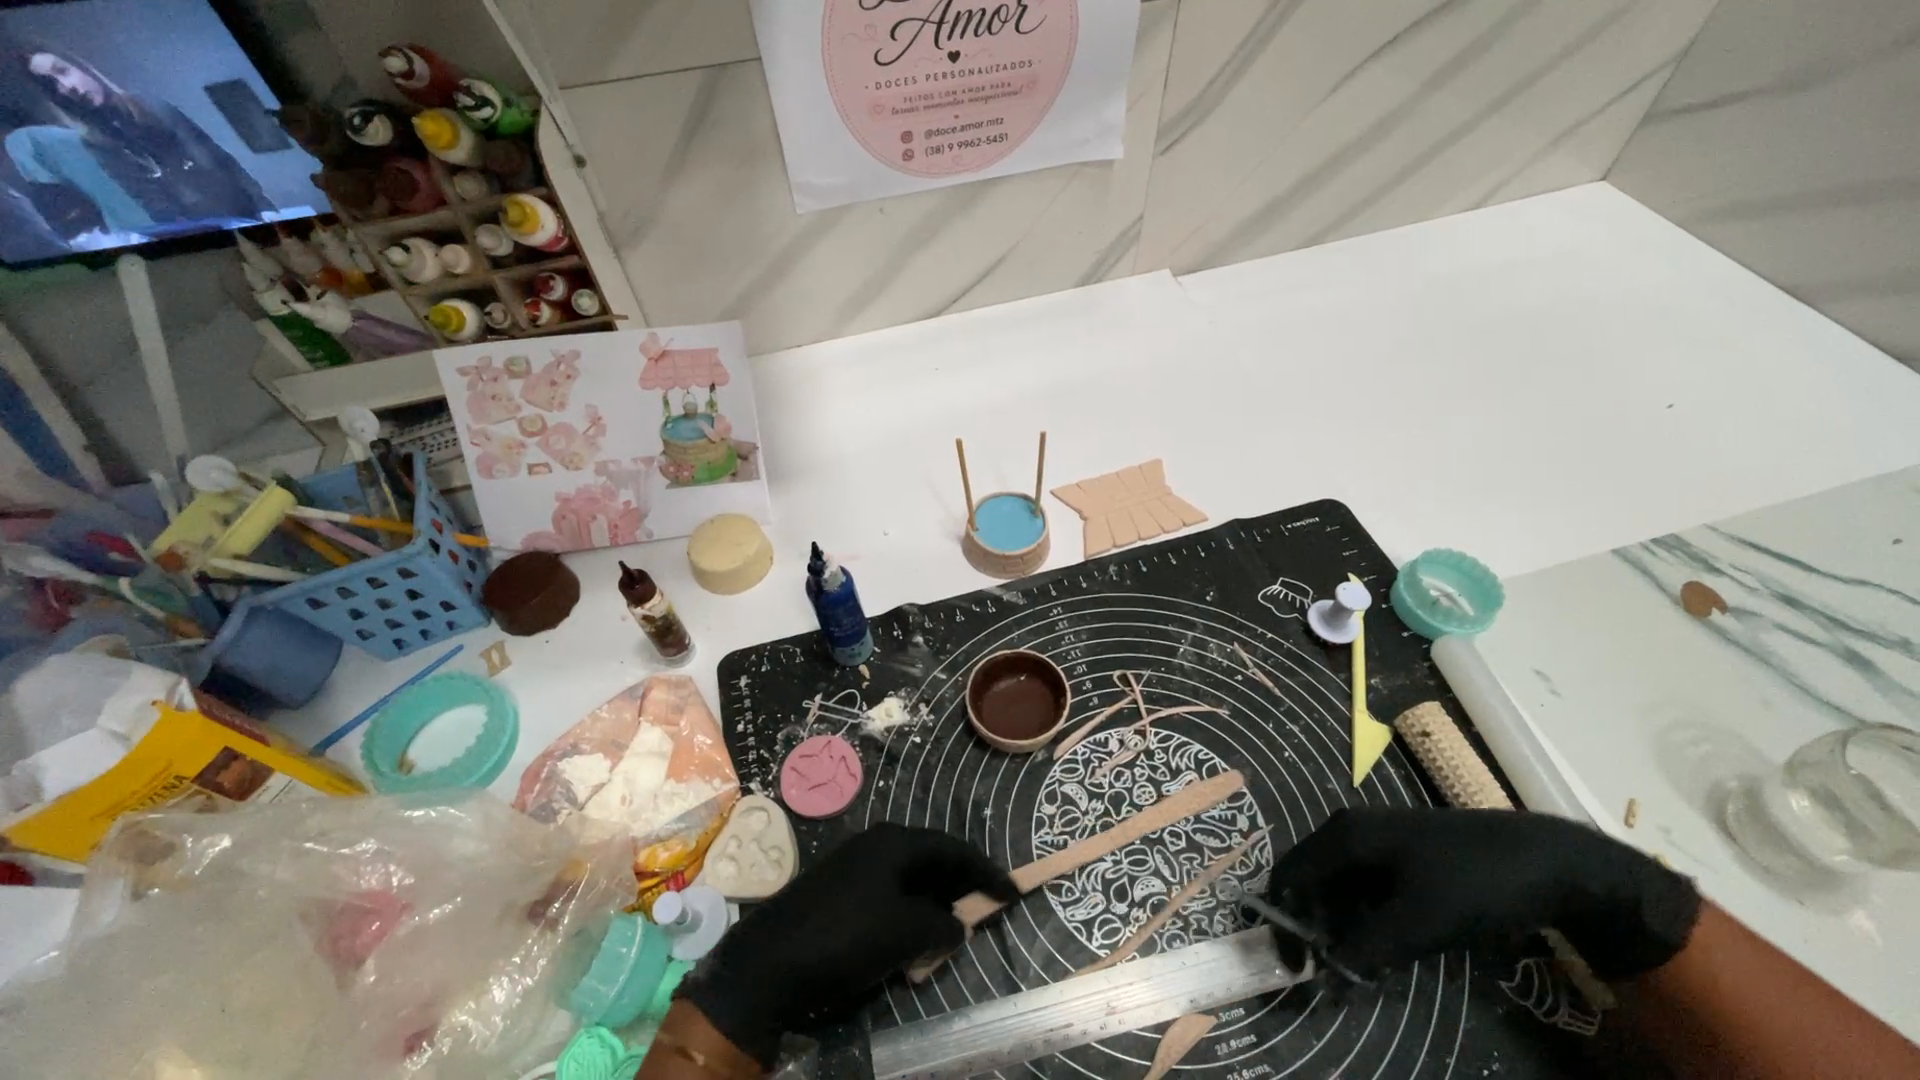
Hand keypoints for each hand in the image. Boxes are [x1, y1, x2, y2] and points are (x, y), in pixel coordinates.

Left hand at [678, 823, 1015, 1064]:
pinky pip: (887, 899)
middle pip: (932, 862)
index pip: (954, 849)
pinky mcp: (838, 894)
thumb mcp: (906, 932)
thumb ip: (942, 924)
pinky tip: (911, 946)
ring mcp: (854, 869)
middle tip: (984, 913)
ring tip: (950, 937)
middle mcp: (876, 847)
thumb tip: (955, 925)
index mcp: (895, 843)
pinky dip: (908, 919)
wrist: (769, 963)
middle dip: (959, 889)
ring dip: (933, 909)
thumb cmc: (845, 937)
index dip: (986, 872)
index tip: (1012, 893)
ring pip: (909, 883)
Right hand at [1266, 808, 1698, 980]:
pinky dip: (1369, 919)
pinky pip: (1370, 889)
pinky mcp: (1409, 855)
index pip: (1290, 875)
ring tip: (1360, 965)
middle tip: (1330, 971)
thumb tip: (1324, 975)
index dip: (1284, 920)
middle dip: (1315, 927)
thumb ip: (1364, 948)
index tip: (1295, 965)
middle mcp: (1354, 830)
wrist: (1553, 859)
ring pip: (1342, 888)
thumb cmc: (1475, 881)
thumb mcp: (1418, 921)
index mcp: (1344, 834)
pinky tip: (1388, 947)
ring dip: (1344, 927)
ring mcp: (1383, 841)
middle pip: (1313, 881)